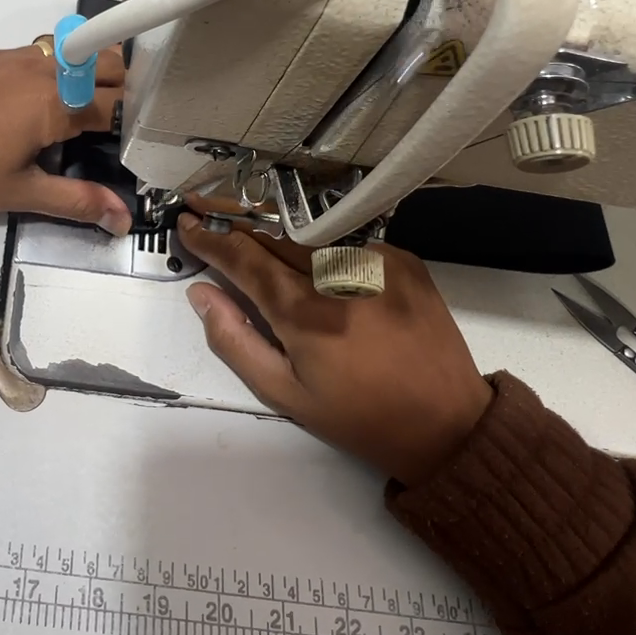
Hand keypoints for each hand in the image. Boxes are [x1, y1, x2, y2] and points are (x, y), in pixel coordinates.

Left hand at [0, 45, 131, 233]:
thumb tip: (124, 220)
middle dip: (121, 86)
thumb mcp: (19, 193)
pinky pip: (37, 54)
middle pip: (103, 61)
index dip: (135, 122)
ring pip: (70, 53)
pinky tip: (37, 104)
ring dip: (88, 73)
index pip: (116, 103)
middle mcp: (39, 69)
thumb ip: (77, 201)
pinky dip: (54, 70)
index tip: (142, 140)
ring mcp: (10, 57)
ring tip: (82, 113)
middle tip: (118, 124)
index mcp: (54, 103)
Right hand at [175, 215, 491, 484]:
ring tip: (249, 222)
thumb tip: (201, 293)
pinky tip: (311, 254)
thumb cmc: (358, 417)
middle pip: (272, 232)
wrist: (448, 425)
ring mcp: (376, 262)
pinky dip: (319, 242)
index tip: (187, 223)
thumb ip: (234, 340)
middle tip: (206, 209)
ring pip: (307, 230)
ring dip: (273, 226)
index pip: (243, 257)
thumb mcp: (284, 394)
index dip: (209, 237)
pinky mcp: (403, 259)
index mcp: (305, 314)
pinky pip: (345, 238)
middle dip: (234, 221)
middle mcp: (339, 276)